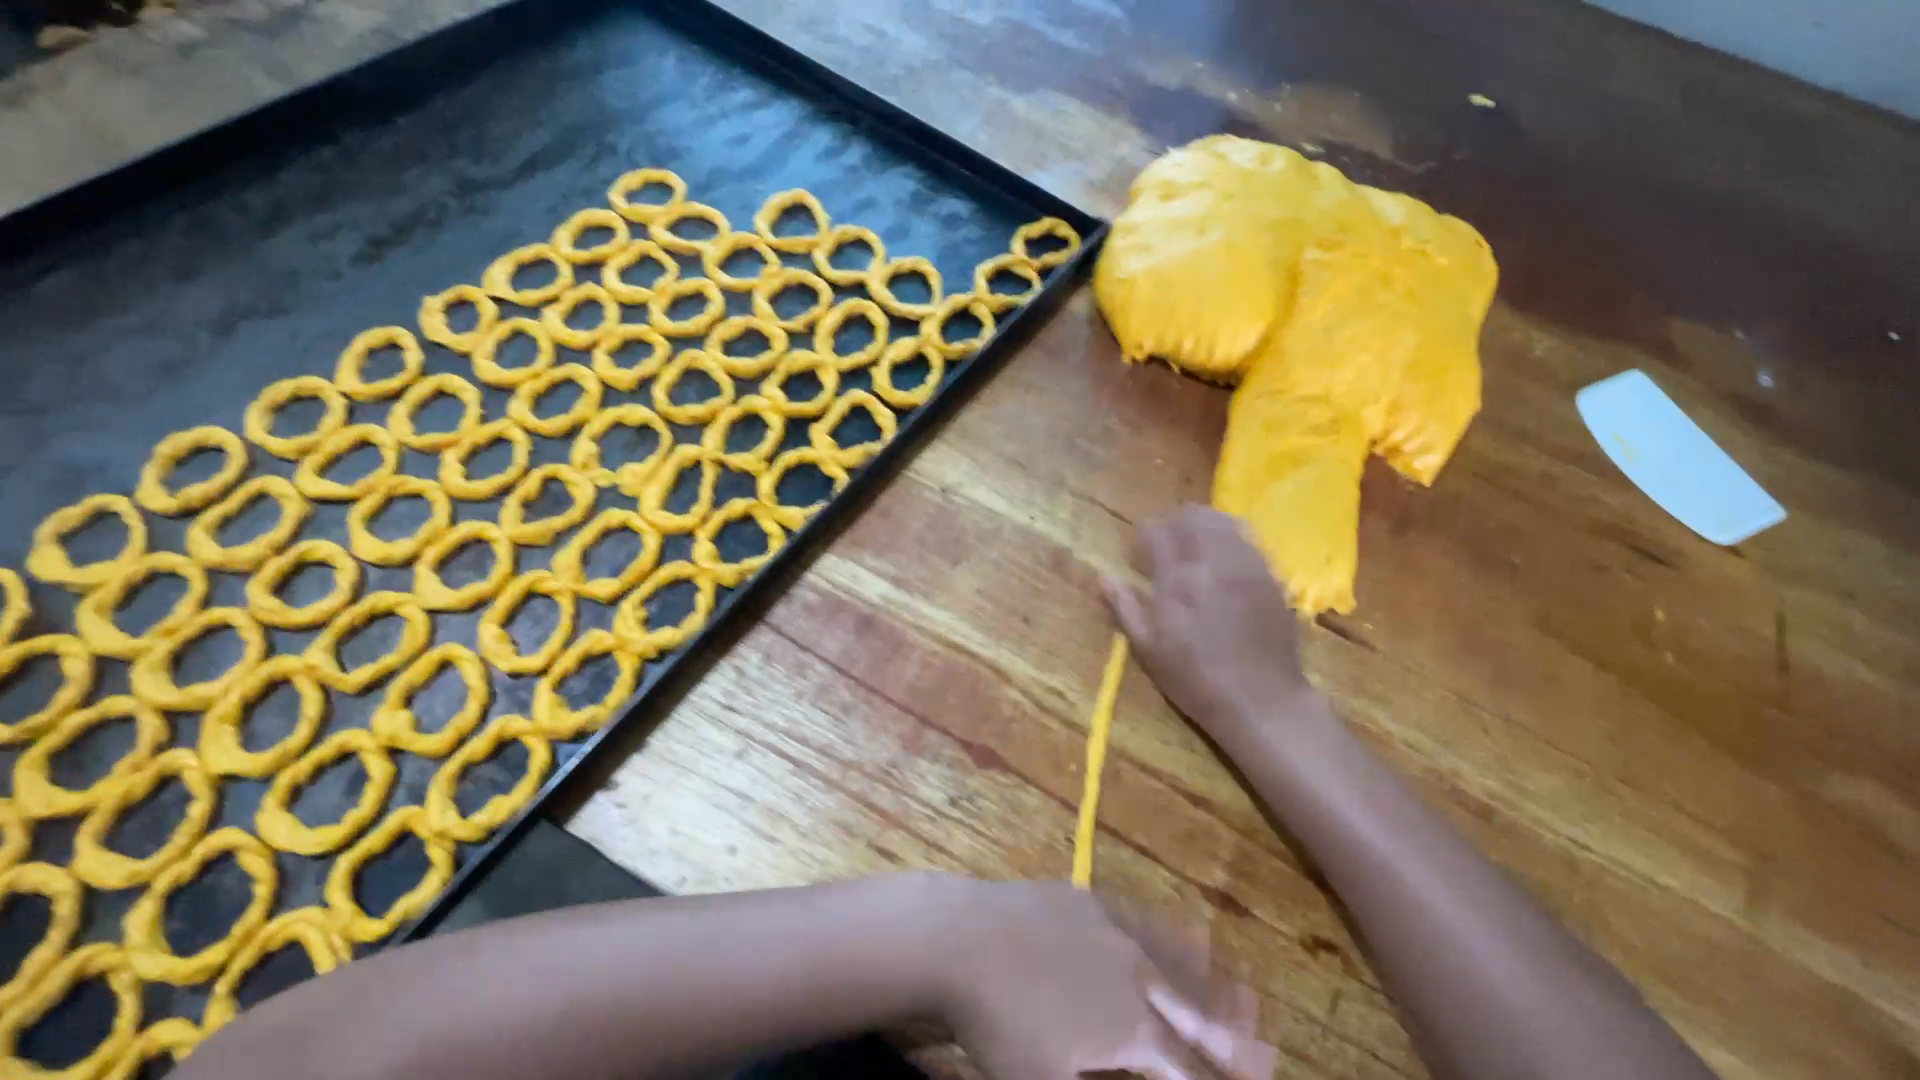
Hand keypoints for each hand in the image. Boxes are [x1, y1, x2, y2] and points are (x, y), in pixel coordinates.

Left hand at [920, 876, 1275, 1079]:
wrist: (962, 939)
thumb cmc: (998, 1023)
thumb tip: (1130, 1079)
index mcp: (1130, 1028)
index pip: (1186, 1067)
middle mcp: (1136, 975)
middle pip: (1195, 1011)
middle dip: (1232, 1036)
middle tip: (1265, 1050)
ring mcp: (1113, 930)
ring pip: (1176, 960)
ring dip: (1212, 983)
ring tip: (1243, 996)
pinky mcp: (1088, 899)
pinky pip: (1143, 918)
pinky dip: (1171, 933)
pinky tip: (1183, 931)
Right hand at [1103, 506, 1326, 746]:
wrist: (1261, 700)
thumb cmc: (1195, 680)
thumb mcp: (1149, 650)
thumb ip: (1125, 608)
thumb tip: (1103, 577)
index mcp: (1177, 580)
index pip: (1156, 532)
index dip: (1143, 535)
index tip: (1137, 550)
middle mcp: (1212, 562)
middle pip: (1193, 516)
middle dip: (1174, 522)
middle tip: (1165, 542)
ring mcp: (1246, 566)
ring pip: (1224, 521)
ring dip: (1203, 525)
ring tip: (1195, 544)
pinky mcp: (1270, 576)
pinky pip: (1249, 541)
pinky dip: (1230, 540)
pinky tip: (1224, 560)